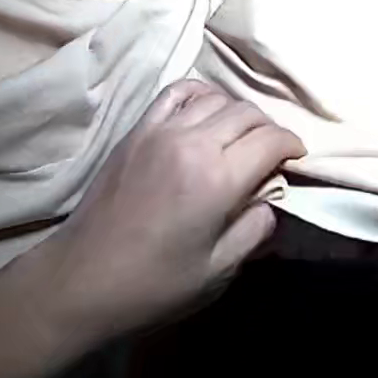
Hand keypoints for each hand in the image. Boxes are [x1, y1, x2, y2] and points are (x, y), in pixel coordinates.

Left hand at [26, 80, 304, 349]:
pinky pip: (177, 92)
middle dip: (269, 129)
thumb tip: (271, 199)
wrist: (81, 278)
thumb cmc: (153, 284)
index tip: (296, 157)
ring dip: (238, 113)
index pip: (270, 141)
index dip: (291, 145)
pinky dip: (200, 94)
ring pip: (216, 98)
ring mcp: (161, 130)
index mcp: (217, 179)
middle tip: (271, 152)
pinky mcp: (138, 129)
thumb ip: (255, 229)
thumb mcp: (217, 271)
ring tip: (240, 135)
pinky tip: (205, 111)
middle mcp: (192, 142)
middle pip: (247, 113)